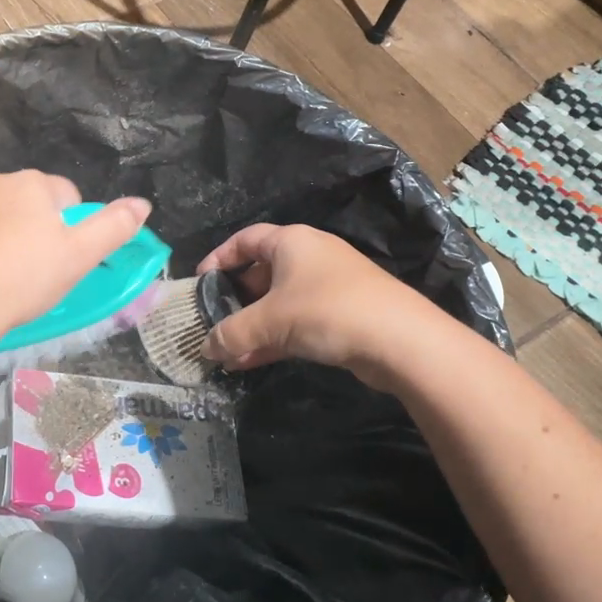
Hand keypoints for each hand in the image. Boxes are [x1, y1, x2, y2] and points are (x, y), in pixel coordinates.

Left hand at [0, 170, 151, 347]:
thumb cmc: (25, 278)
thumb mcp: (80, 255)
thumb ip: (114, 226)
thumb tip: (141, 204)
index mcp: (31, 183)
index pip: (66, 196)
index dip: (71, 228)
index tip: (63, 259)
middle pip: (27, 203)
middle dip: (34, 229)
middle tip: (35, 271)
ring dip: (1, 236)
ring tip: (2, 277)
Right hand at [196, 223, 439, 384]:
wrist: (402, 342)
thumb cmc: (327, 311)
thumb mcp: (269, 321)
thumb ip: (231, 332)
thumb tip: (205, 347)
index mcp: (291, 241)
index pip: (244, 239)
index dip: (218, 258)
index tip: (199, 282)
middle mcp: (310, 257)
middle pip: (261, 272)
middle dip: (235, 300)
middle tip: (214, 321)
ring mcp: (329, 287)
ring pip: (279, 302)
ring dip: (253, 326)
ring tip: (228, 352)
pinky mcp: (343, 316)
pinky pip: (297, 322)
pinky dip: (274, 338)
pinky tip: (251, 362)